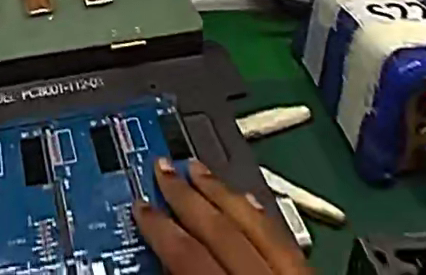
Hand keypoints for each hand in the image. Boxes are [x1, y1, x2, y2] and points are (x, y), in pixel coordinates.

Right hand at [133, 157, 309, 274]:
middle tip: (163, 166)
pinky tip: (247, 199)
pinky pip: (285, 238)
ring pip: (255, 222)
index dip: (160, 228)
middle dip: (187, 195)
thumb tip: (157, 260)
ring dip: (222, 192)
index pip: (188, 255)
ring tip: (198, 168)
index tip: (140, 206)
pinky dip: (260, 213)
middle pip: (220, 228)